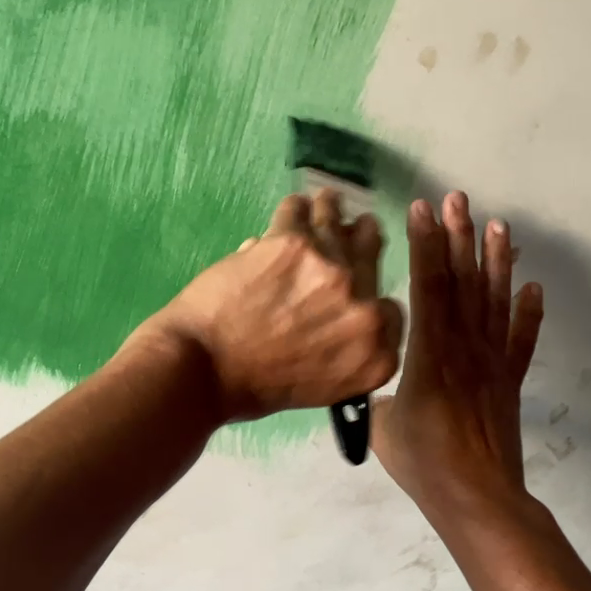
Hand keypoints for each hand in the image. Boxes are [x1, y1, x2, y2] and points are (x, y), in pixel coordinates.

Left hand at [127, 190, 402, 423]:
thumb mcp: (315, 384)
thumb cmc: (250, 389)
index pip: (389, 309)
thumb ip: (335, 342)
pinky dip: (293, 210)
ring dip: (331, 210)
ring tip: (327, 201)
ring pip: (338, 222)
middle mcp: (364, 309)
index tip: (357, 286)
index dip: (369, 294)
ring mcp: (332, 271)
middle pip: (371, 254)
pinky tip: (293, 207)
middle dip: (360, 239)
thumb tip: (323, 294)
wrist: (200, 370)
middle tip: (353, 229)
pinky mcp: (294, 243)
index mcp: (375, 353)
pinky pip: (299, 212)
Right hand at [373, 193, 543, 505]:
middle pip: (462, 282)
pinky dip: (529, 313)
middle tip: (457, 199)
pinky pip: (520, 340)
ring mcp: (492, 362)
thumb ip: (379, 395)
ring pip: (494, 301)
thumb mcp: (381, 424)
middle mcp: (463, 346)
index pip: (427, 286)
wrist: (476, 497)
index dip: (425, 245)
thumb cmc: (421, 461)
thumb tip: (378, 387)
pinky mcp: (509, 381)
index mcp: (428, 351)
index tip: (421, 209)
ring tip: (498, 225)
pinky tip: (534, 288)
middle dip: (458, 237)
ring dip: (495, 262)